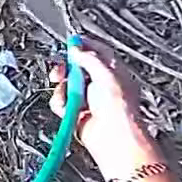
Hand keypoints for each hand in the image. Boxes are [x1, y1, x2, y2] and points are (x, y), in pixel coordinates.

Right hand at [47, 41, 161, 181]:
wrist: (114, 140)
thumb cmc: (120, 110)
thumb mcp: (106, 76)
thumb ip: (89, 59)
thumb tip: (76, 50)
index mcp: (113, 73)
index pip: (97, 52)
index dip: (83, 46)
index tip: (71, 42)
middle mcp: (100, 85)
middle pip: (77, 68)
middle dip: (66, 68)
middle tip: (61, 70)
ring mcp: (87, 99)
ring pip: (66, 84)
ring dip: (62, 87)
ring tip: (67, 93)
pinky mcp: (75, 113)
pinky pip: (61, 102)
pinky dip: (60, 103)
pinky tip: (67, 107)